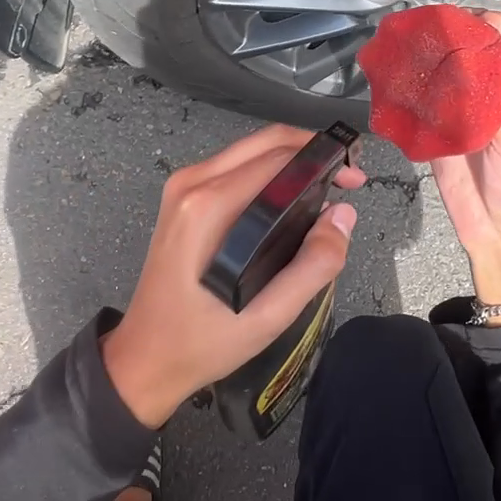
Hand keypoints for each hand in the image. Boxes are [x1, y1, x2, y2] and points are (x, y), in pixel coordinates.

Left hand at [99, 125, 364, 427]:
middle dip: (313, 150)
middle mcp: (192, 183)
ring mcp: (183, 186)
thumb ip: (313, 267)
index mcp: (207, 206)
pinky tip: (294, 195)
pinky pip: (236, 165)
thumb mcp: (267, 318)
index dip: (325, 158)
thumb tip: (344, 216)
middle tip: (348, 177)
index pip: (278, 158)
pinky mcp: (183, 195)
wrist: (144, 359)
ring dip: (293, 158)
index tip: (356, 177)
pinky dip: (271, 170)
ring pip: (250, 149)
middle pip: (264, 141)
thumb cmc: (201, 343)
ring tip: (329, 186)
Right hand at [428, 12, 500, 321]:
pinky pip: (422, 107)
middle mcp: (491, 92)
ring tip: (400, 53)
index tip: (455, 22)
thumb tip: (461, 66)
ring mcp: (463, 112)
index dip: (484, 21)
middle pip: (469, 49)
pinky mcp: (439, 133)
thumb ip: (493, 104)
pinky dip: (408, 96)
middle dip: (446, 37)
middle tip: (418, 33)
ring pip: (442, 74)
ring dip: (423, 63)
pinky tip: (393, 86)